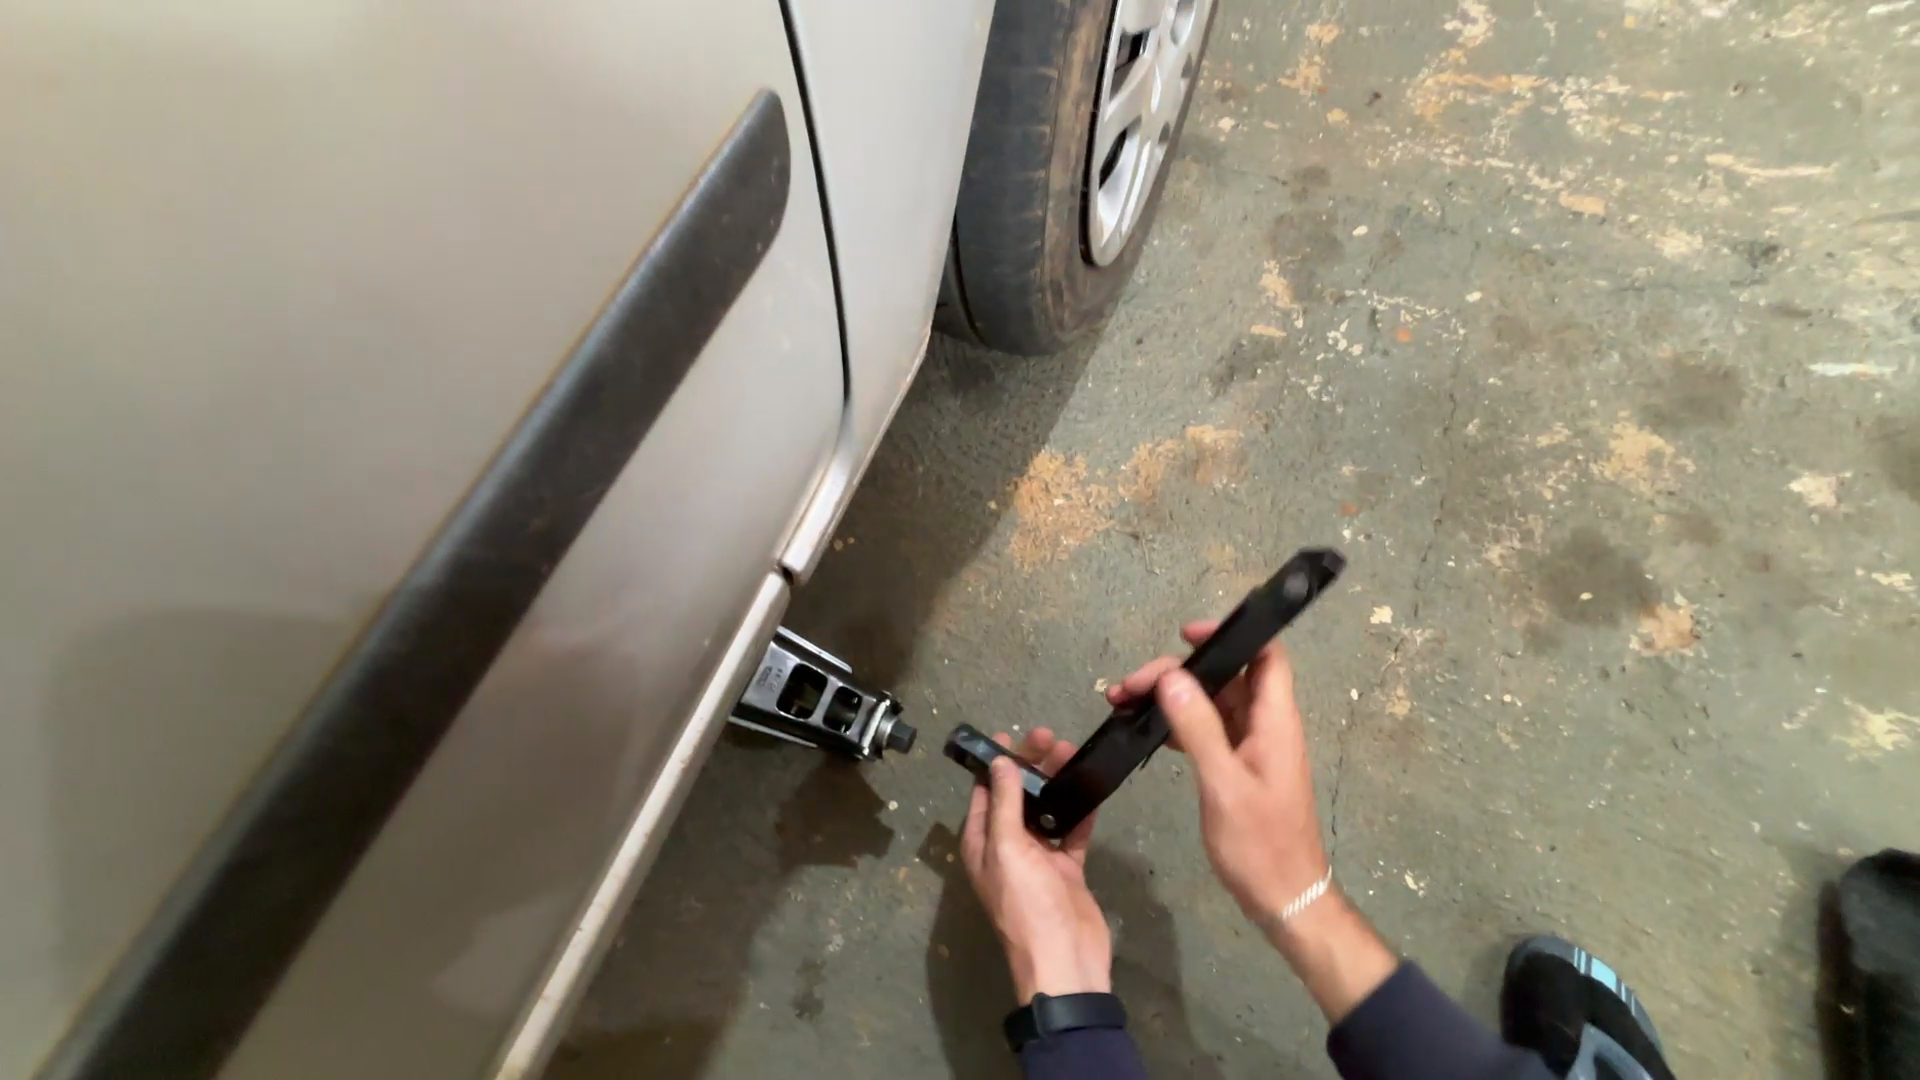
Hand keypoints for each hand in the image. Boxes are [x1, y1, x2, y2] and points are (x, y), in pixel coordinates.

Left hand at [960, 728, 1110, 1003]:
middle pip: (1016, 795)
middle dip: (1030, 765)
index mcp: (982, 841)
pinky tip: (1090, 788)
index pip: (984, 791)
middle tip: (1051, 737)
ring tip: (1072, 753)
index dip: (995, 762)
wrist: (1066, 960)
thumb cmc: (1027, 902)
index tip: (1012, 734)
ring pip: (1044, 809)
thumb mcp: (1007, 849)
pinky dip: (1079, 811)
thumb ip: (1004, 803)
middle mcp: (1006, 846)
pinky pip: (1071, 831)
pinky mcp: (1066, 868)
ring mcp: (1038, 857)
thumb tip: (998, 761)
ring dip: (1056, 782)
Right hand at [1109, 621, 1328, 926]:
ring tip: (1124, 702)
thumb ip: (1198, 727)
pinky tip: (1146, 730)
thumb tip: (1171, 677)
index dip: (1231, 634)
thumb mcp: (1223, 784)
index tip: (1185, 636)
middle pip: (1225, 675)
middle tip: (1130, 686)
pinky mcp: (1236, 764)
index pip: (1265, 655)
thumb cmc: (1260, 844)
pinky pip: (1205, 726)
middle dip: (1177, 671)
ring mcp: (1250, 745)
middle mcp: (1264, 725)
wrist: (1284, 899)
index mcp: (1274, 722)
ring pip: (1210, 699)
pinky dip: (1175, 721)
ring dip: (1170, 695)